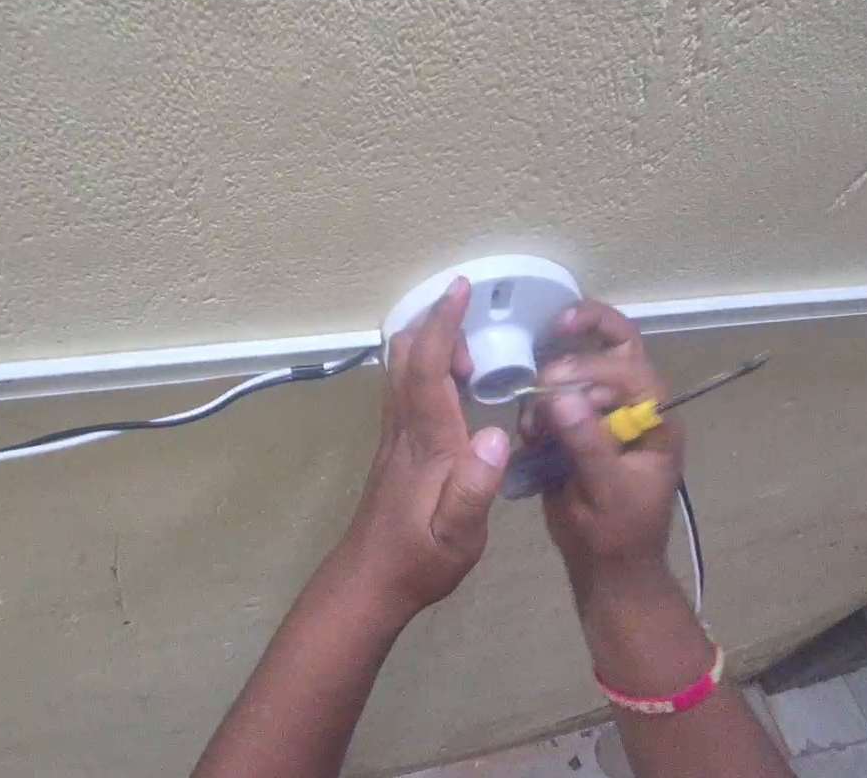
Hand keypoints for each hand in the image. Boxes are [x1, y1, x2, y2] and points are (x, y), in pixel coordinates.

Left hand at [332, 277, 512, 617]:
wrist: (371, 578)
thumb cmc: (420, 559)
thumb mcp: (459, 537)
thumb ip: (476, 487)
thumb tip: (495, 433)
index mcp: (426, 442)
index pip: (428, 368)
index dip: (443, 324)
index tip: (459, 289)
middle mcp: (404, 425)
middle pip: (406, 355)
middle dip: (438, 326)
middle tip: (478, 337)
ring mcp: (394, 431)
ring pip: (401, 367)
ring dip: (431, 343)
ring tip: (473, 361)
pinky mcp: (394, 441)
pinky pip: (405, 384)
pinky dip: (427, 365)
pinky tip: (456, 386)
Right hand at [528, 300, 680, 589]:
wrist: (604, 565)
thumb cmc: (619, 532)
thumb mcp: (608, 491)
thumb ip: (587, 442)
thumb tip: (560, 395)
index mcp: (654, 417)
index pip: (630, 366)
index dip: (594, 356)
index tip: (555, 363)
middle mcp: (631, 403)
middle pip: (612, 344)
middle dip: (577, 341)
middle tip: (546, 359)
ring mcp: (601, 410)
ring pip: (576, 368)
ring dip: (549, 386)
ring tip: (535, 428)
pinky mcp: (574, 422)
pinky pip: (552, 396)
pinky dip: (537, 407)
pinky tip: (531, 435)